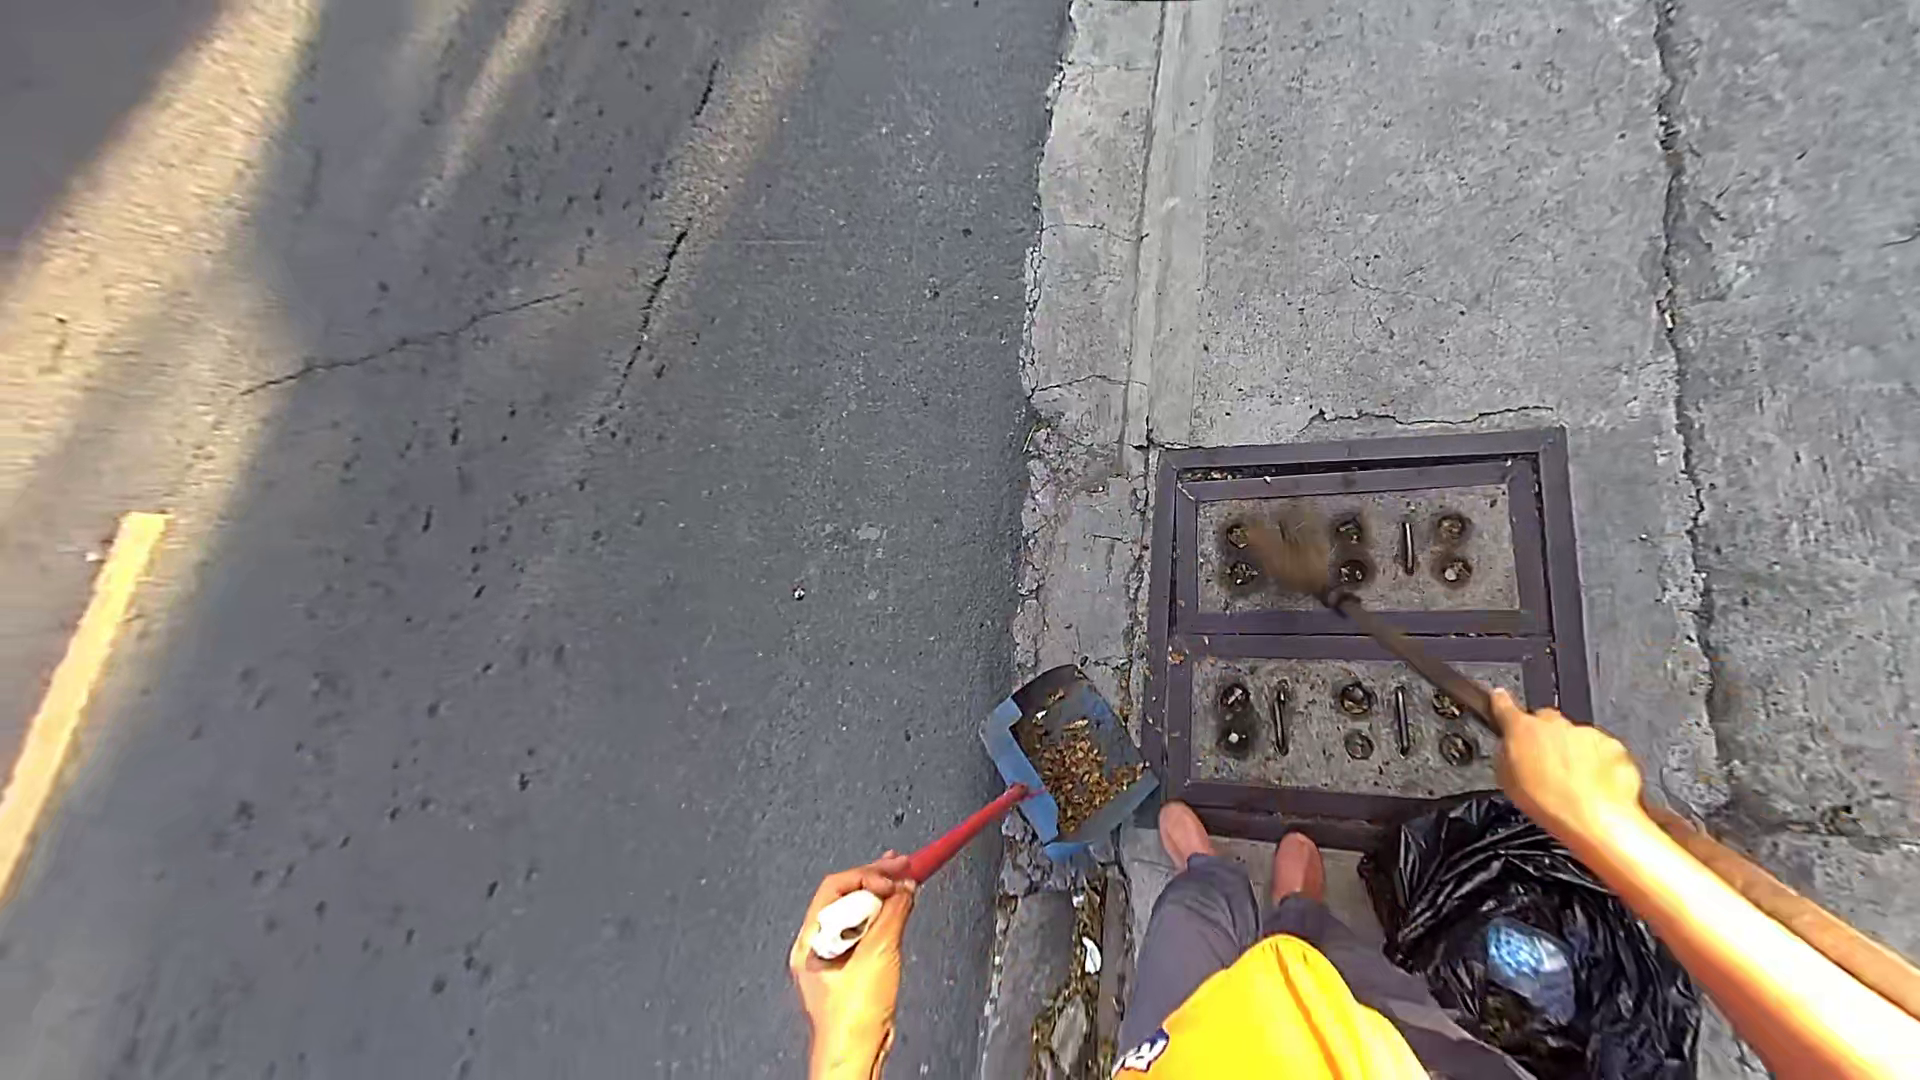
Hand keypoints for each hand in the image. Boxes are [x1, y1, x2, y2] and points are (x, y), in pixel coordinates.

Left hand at [789, 854, 915, 1078]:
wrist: (857, 1058)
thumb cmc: (854, 1018)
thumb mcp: (880, 952)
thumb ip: (894, 912)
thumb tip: (906, 886)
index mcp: (812, 938)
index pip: (837, 885)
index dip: (868, 874)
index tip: (894, 876)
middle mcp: (818, 943)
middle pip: (846, 894)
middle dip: (876, 877)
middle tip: (902, 866)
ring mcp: (833, 955)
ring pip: (855, 910)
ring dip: (881, 892)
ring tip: (902, 879)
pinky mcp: (850, 966)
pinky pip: (864, 927)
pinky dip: (882, 912)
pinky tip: (897, 906)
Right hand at [1491, 688, 1644, 845]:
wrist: (1598, 821)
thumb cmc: (1550, 802)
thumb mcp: (1506, 778)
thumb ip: (1505, 753)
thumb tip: (1509, 748)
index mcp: (1521, 728)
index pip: (1503, 704)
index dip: (1499, 700)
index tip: (1499, 697)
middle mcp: (1554, 725)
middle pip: (1545, 720)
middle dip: (1544, 735)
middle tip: (1544, 762)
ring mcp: (1586, 734)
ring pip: (1574, 736)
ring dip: (1572, 750)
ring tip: (1573, 780)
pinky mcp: (1615, 747)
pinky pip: (1601, 749)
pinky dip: (1598, 761)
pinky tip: (1593, 783)